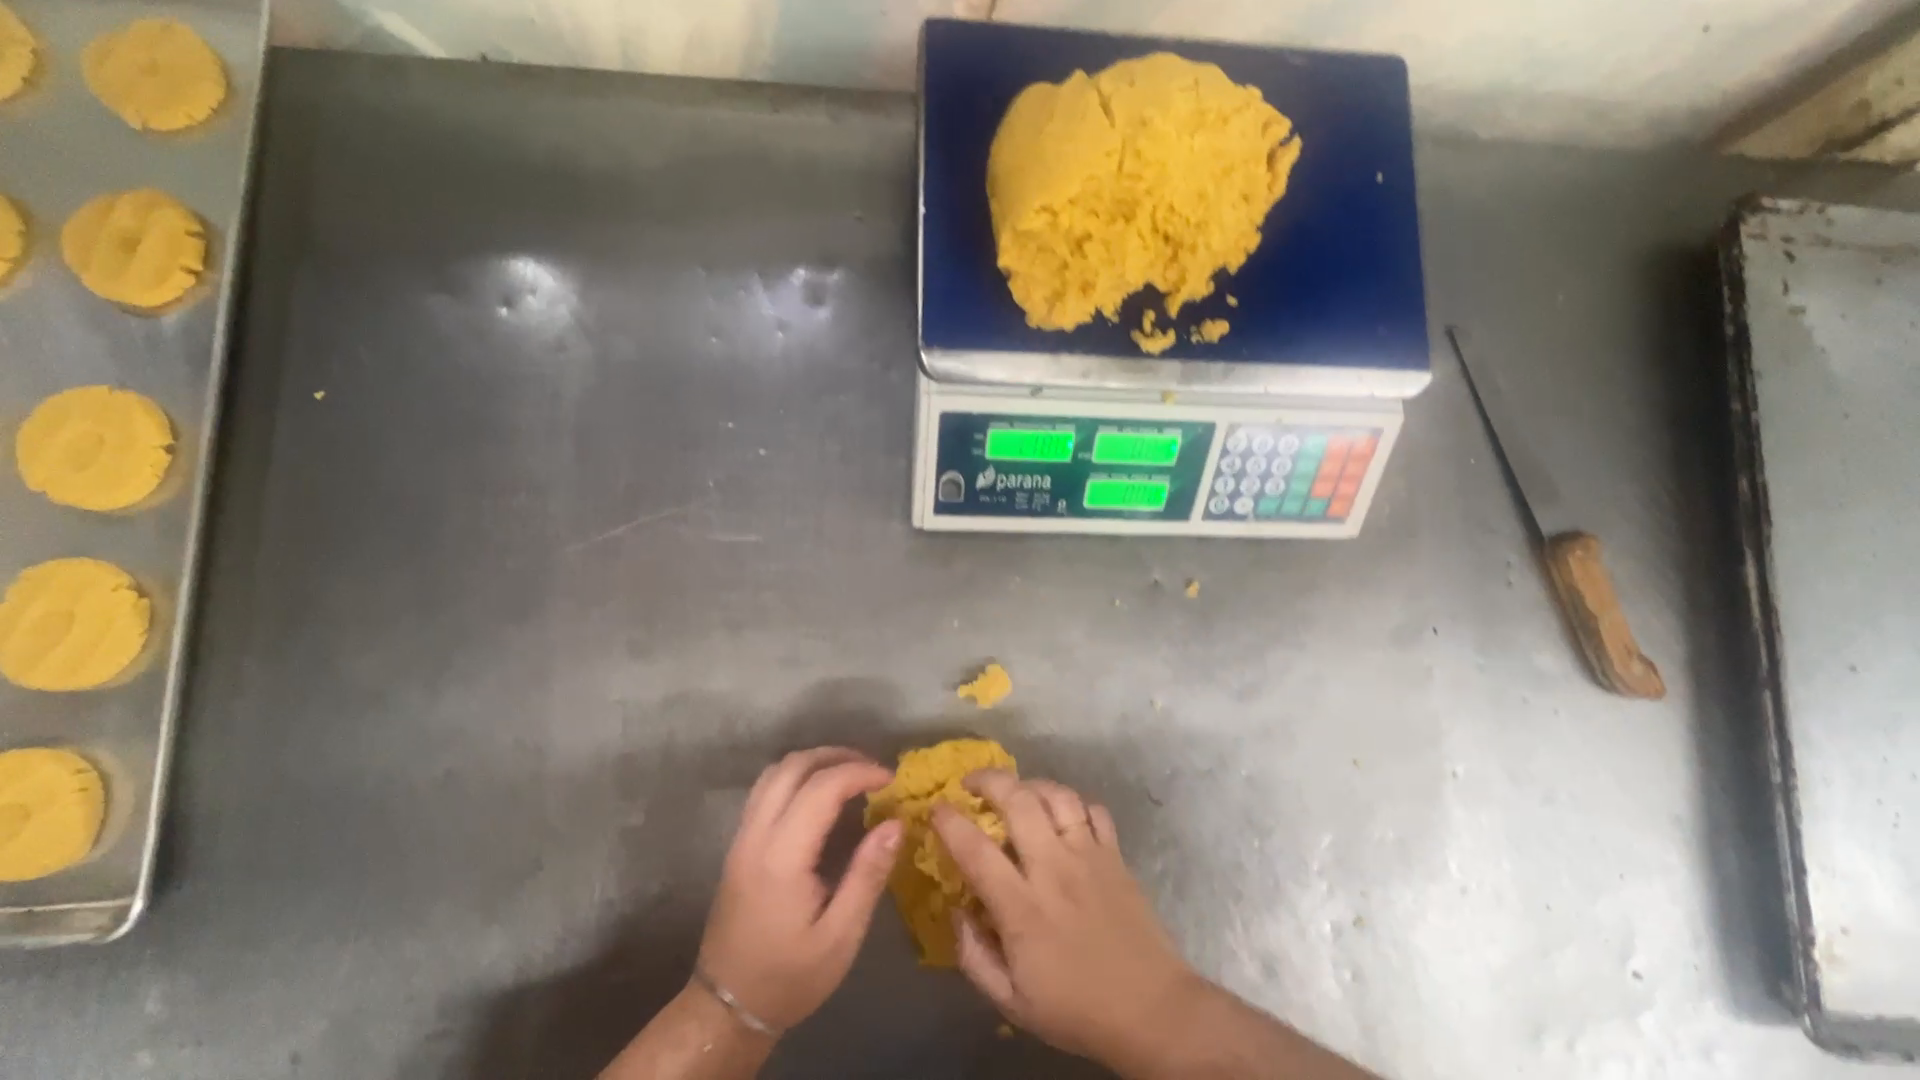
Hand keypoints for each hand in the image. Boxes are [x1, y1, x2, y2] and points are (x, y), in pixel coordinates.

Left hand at [697, 747, 903, 1033]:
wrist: (729, 1007)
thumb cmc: (791, 977)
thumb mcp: (841, 936)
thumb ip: (868, 874)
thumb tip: (896, 822)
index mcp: (782, 857)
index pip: (822, 787)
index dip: (860, 772)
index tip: (892, 780)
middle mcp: (755, 837)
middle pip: (791, 767)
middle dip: (835, 756)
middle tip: (873, 769)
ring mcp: (741, 840)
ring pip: (773, 774)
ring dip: (813, 764)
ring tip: (851, 776)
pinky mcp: (737, 848)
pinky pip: (765, 792)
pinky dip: (796, 779)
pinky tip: (821, 798)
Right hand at [931, 770, 1201, 1066]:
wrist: (1152, 1010)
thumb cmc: (1076, 1009)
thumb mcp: (1011, 1002)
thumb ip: (974, 956)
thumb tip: (956, 911)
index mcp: (1022, 909)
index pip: (976, 851)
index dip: (950, 822)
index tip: (936, 809)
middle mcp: (1054, 870)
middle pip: (1019, 801)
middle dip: (989, 780)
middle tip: (971, 783)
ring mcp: (1090, 857)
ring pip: (1058, 795)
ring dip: (1030, 784)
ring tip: (1015, 791)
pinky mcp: (1116, 857)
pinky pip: (1093, 810)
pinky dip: (1072, 801)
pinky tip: (1061, 813)